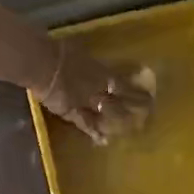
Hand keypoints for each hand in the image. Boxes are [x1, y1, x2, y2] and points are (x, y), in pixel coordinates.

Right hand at [35, 44, 155, 145]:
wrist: (44, 65)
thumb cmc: (62, 53)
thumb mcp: (84, 54)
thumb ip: (94, 65)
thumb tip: (99, 67)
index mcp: (102, 73)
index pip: (125, 84)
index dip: (136, 92)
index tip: (149, 96)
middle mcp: (99, 90)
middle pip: (120, 101)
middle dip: (134, 108)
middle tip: (145, 115)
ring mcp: (86, 103)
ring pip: (107, 114)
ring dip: (119, 121)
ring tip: (130, 128)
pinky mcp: (72, 114)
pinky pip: (85, 125)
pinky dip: (94, 132)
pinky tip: (103, 141)